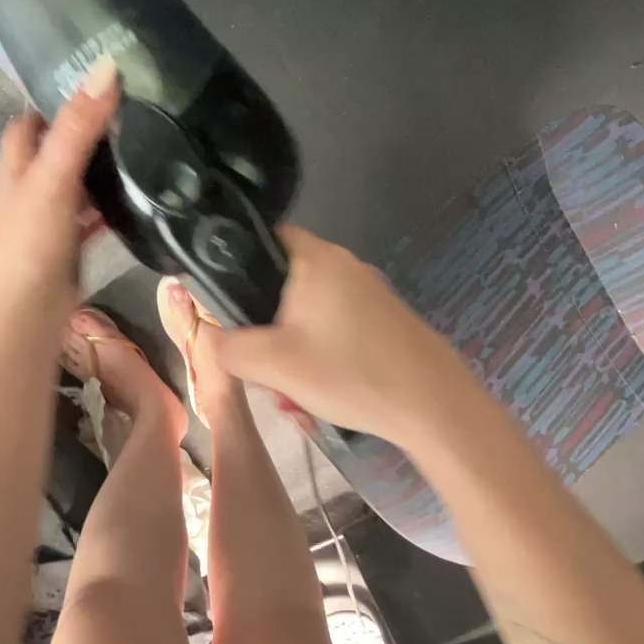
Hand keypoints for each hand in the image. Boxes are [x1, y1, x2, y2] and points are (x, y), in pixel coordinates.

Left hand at [0, 57, 119, 316]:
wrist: (29, 311)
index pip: (33, 116)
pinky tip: (140, 196)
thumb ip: (78, 126)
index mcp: (18, 161)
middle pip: (59, 144)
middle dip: (88, 127)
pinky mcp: (69, 241)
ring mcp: (50, 214)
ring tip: (146, 141)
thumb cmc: (32, 239)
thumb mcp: (54, 175)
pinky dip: (111, 202)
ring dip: (102, 163)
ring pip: (78, 178)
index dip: (57, 95)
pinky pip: (93, 212)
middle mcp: (30, 183)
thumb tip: (106, 68)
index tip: (98, 78)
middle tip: (134, 107)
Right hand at [213, 226, 476, 442]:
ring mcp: (370, 293)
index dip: (237, 262)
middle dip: (264, 323)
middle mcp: (345, 265)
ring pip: (309, 312)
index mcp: (316, 259)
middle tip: (259, 361)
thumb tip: (207, 334)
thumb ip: (225, 346)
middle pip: (283, 281)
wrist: (436, 407)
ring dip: (291, 348)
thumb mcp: (272, 364)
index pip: (263, 236)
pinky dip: (320, 355)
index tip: (225, 300)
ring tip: (291, 392)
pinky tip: (322, 393)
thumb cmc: (350, 373)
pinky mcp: (386, 320)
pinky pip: (336, 328)